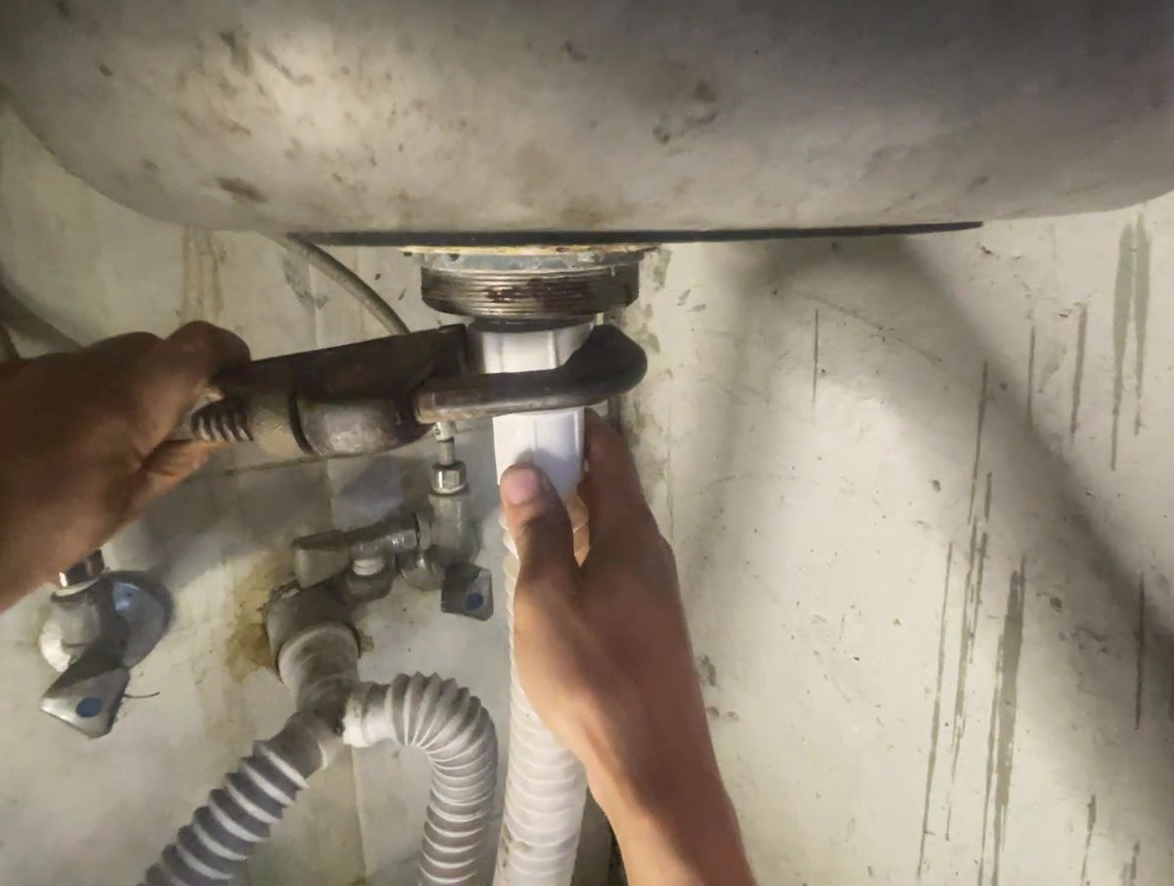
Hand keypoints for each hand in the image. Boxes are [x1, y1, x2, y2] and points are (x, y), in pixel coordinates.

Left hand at [0, 322, 246, 639]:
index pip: (196, 344)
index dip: (224, 354)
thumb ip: (170, 461)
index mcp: (120, 402)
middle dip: (161, 381)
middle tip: (149, 436)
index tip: (230, 383)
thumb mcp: (115, 514)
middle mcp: (67, 370)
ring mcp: (3, 372)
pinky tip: (6, 458)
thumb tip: (207, 432)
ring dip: (97, 394)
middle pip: (140, 350)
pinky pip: (20, 381)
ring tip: (67, 456)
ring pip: (79, 366)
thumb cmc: (18, 550)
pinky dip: (38, 405)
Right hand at [500, 413, 754, 884]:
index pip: (611, 454)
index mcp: (631, 530)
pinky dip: (583, 551)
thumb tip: (527, 472)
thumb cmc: (592, 672)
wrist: (653, 758)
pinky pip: (615, 564)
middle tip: (517, 472)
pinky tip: (553, 578)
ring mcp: (656, 585)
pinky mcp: (652, 619)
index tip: (542, 414)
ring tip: (524, 522)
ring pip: (612, 530)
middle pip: (612, 489)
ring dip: (573, 515)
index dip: (580, 427)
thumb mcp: (547, 598)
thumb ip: (539, 532)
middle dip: (568, 472)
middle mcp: (651, 548)